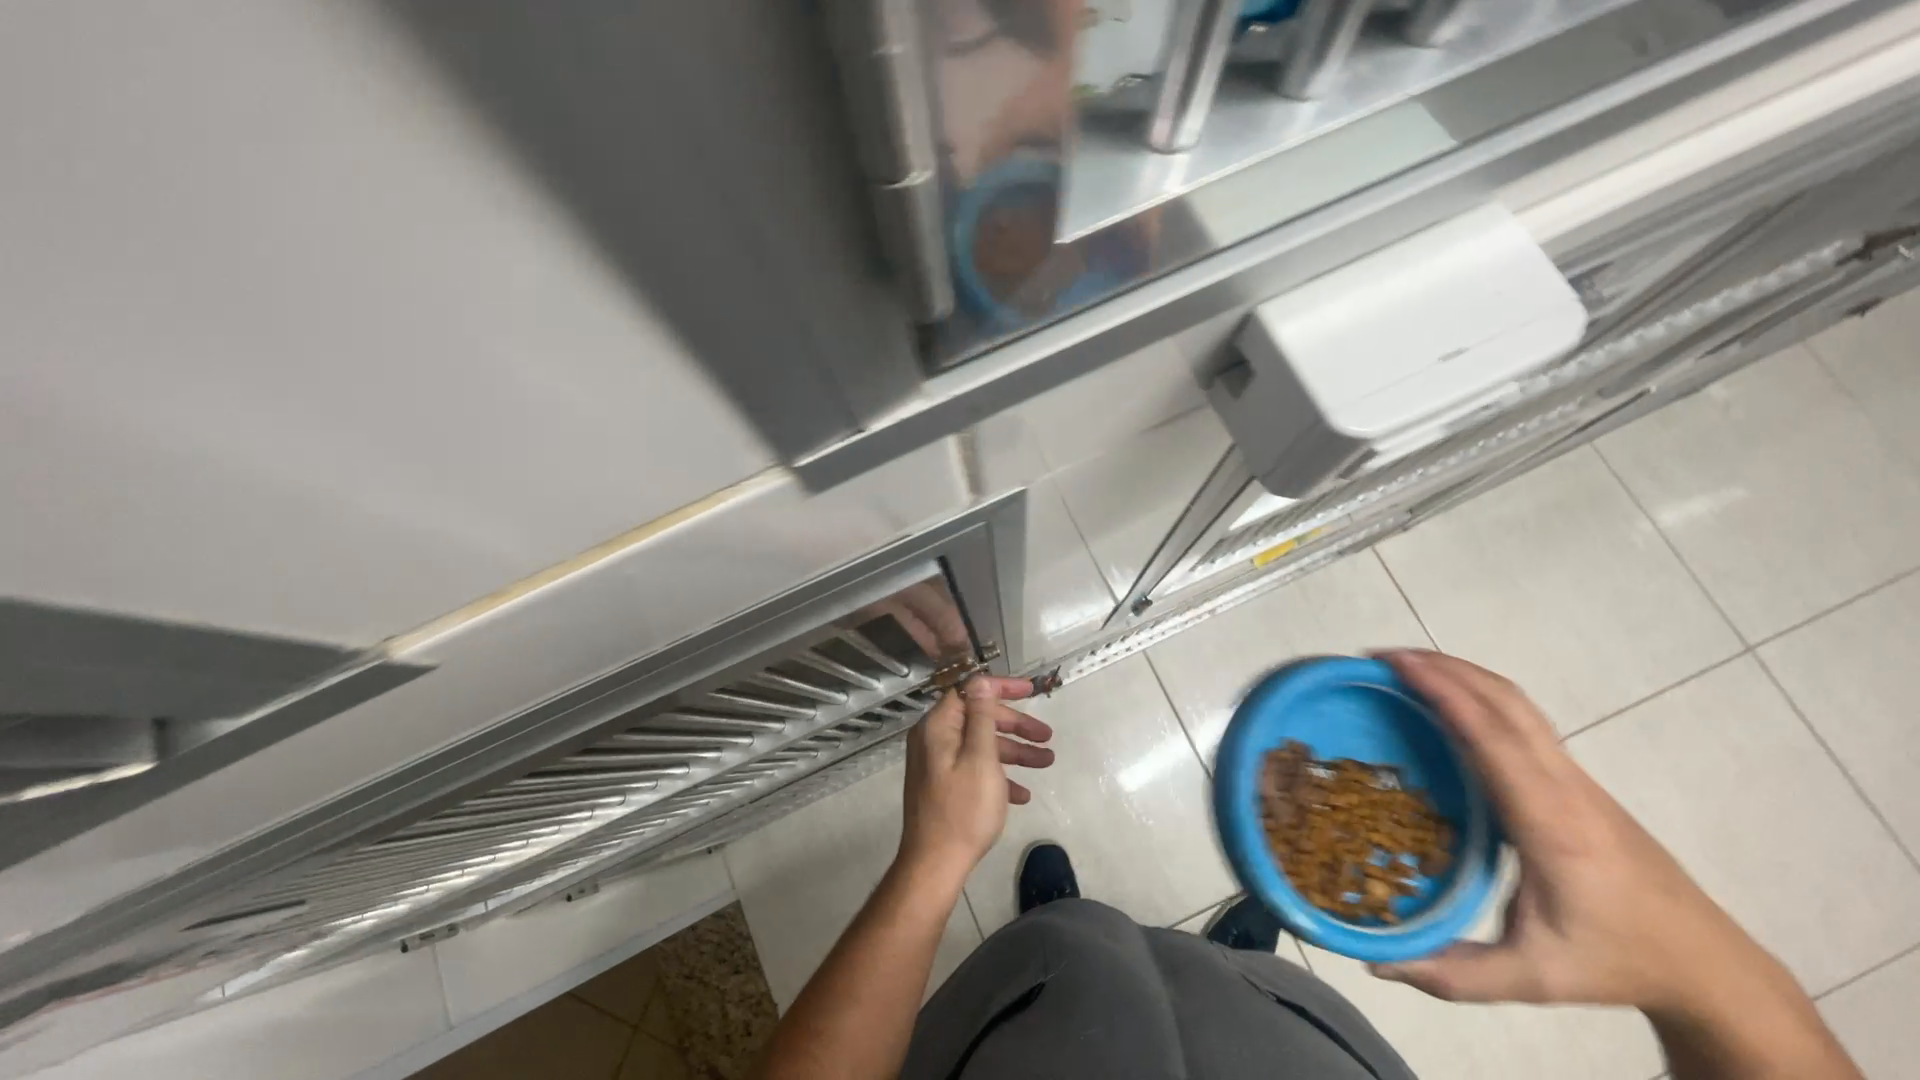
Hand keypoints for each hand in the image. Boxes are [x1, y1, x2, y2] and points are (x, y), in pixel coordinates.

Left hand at [898, 675, 1053, 880]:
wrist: (934, 864)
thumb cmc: (963, 809)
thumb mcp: (980, 758)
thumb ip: (981, 717)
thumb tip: (979, 678)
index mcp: (938, 727)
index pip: (970, 691)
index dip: (1001, 688)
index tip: (1031, 690)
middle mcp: (933, 740)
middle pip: (979, 719)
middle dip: (1015, 726)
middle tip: (1047, 737)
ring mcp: (937, 764)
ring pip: (981, 746)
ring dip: (1014, 752)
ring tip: (1046, 762)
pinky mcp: (943, 786)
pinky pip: (975, 770)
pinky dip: (999, 776)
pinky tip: (1022, 794)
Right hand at [1370, 650, 1779, 1014]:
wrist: (1704, 961)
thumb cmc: (1614, 962)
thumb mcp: (1531, 979)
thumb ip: (1450, 974)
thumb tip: (1372, 961)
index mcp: (1550, 825)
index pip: (1494, 740)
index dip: (1446, 694)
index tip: (1397, 666)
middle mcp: (1565, 787)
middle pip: (1507, 702)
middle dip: (1445, 667)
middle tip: (1382, 658)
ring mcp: (1576, 778)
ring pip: (1519, 704)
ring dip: (1463, 674)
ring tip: (1406, 667)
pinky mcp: (1576, 781)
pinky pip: (1523, 720)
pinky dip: (1479, 695)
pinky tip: (1448, 705)